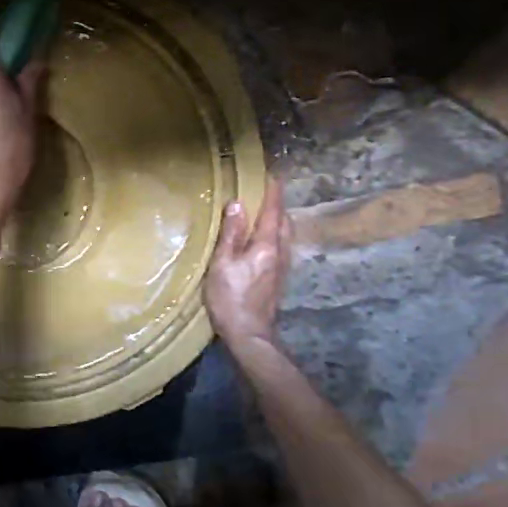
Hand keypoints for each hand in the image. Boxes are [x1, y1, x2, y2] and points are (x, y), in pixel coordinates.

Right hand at [205, 175, 290, 352]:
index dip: (272, 192)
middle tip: (266, 189)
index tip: (271, 174)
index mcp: (266, 245)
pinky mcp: (278, 277)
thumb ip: (231, 234)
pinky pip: (281, 245)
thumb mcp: (222, 264)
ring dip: (277, 218)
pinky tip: (264, 237)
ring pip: (285, 233)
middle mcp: (280, 252)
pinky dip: (275, 233)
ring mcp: (282, 266)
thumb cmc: (229, 297)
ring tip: (264, 209)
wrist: (248, 332)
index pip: (272, 211)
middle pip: (284, 221)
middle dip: (277, 203)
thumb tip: (237, 204)